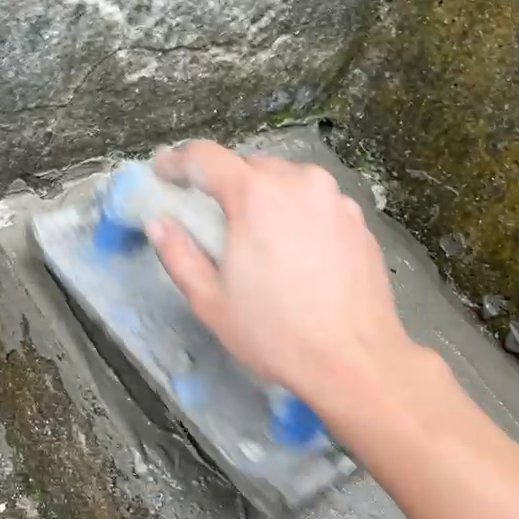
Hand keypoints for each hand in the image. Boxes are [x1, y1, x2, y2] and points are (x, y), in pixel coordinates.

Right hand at [145, 141, 416, 410]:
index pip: (205, 158)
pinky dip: (298, 218)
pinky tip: (295, 257)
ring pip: (288, 184)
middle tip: (212, 219)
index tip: (162, 172)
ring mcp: (335, 200)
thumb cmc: (275, 334)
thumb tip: (159, 225)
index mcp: (256, 196)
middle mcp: (300, 183)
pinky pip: (317, 206)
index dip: (177, 162)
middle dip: (226, 186)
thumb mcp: (211, 302)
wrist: (354, 360)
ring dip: (266, 201)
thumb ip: (179, 256)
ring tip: (258, 241)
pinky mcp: (358, 222)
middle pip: (251, 168)